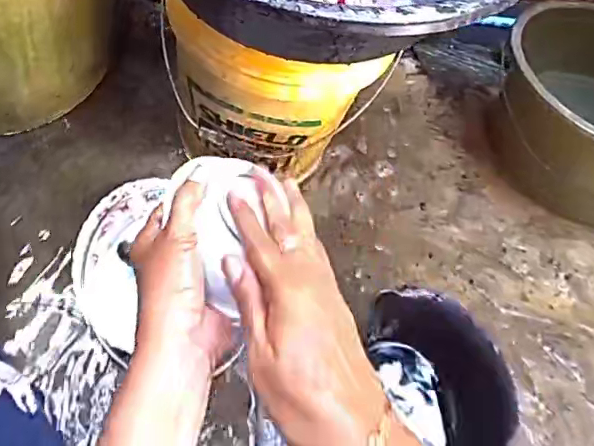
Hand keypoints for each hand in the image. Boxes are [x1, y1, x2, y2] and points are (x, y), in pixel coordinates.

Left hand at [128, 177, 236, 380]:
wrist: (186, 344)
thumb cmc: (165, 298)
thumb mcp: (174, 236)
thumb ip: (184, 205)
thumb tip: (193, 181)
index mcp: (150, 241)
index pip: (168, 207)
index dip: (185, 193)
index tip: (204, 182)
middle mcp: (170, 259)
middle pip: (194, 227)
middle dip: (212, 217)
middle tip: (229, 202)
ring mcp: (194, 277)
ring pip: (214, 248)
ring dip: (228, 241)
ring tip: (243, 224)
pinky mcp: (215, 294)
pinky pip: (230, 270)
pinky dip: (239, 263)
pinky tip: (248, 254)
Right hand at [226, 174, 393, 445]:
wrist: (360, 433)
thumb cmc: (309, 403)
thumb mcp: (262, 356)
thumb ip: (248, 303)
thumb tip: (233, 264)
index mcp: (288, 292)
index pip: (260, 242)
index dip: (245, 214)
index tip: (234, 191)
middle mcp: (311, 285)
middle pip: (288, 229)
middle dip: (273, 198)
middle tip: (261, 172)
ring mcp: (327, 293)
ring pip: (307, 237)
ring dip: (294, 208)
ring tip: (285, 186)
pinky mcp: (335, 304)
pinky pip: (317, 252)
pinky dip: (307, 232)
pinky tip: (304, 231)